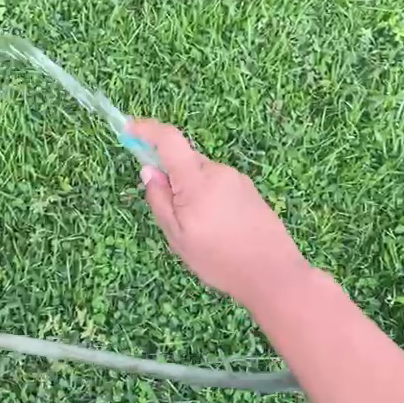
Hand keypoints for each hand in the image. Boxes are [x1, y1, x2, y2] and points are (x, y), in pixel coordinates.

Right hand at [131, 119, 309, 307]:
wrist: (275, 274)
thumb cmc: (219, 259)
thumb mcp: (177, 236)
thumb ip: (159, 199)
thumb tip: (149, 170)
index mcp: (197, 180)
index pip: (168, 139)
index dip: (146, 129)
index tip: (128, 128)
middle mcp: (218, 171)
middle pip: (184, 159)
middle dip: (169, 174)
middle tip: (170, 212)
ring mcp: (237, 180)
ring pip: (200, 174)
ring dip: (190, 189)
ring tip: (198, 230)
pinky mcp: (249, 191)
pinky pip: (217, 184)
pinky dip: (207, 197)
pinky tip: (217, 229)